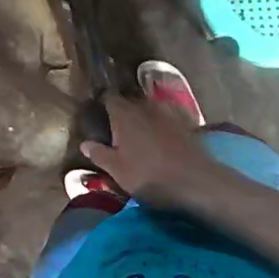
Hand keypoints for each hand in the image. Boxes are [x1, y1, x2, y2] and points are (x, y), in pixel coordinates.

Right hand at [81, 97, 229, 207]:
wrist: (193, 179)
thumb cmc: (148, 176)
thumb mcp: (117, 170)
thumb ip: (100, 154)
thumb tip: (85, 143)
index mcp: (125, 115)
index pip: (109, 97)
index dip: (103, 103)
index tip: (99, 114)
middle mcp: (145, 105)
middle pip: (130, 100)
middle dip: (123, 110)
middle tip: (117, 128)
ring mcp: (168, 110)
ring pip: (150, 106)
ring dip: (143, 114)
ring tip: (140, 131)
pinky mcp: (185, 119)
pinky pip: (168, 114)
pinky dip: (162, 120)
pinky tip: (162, 133)